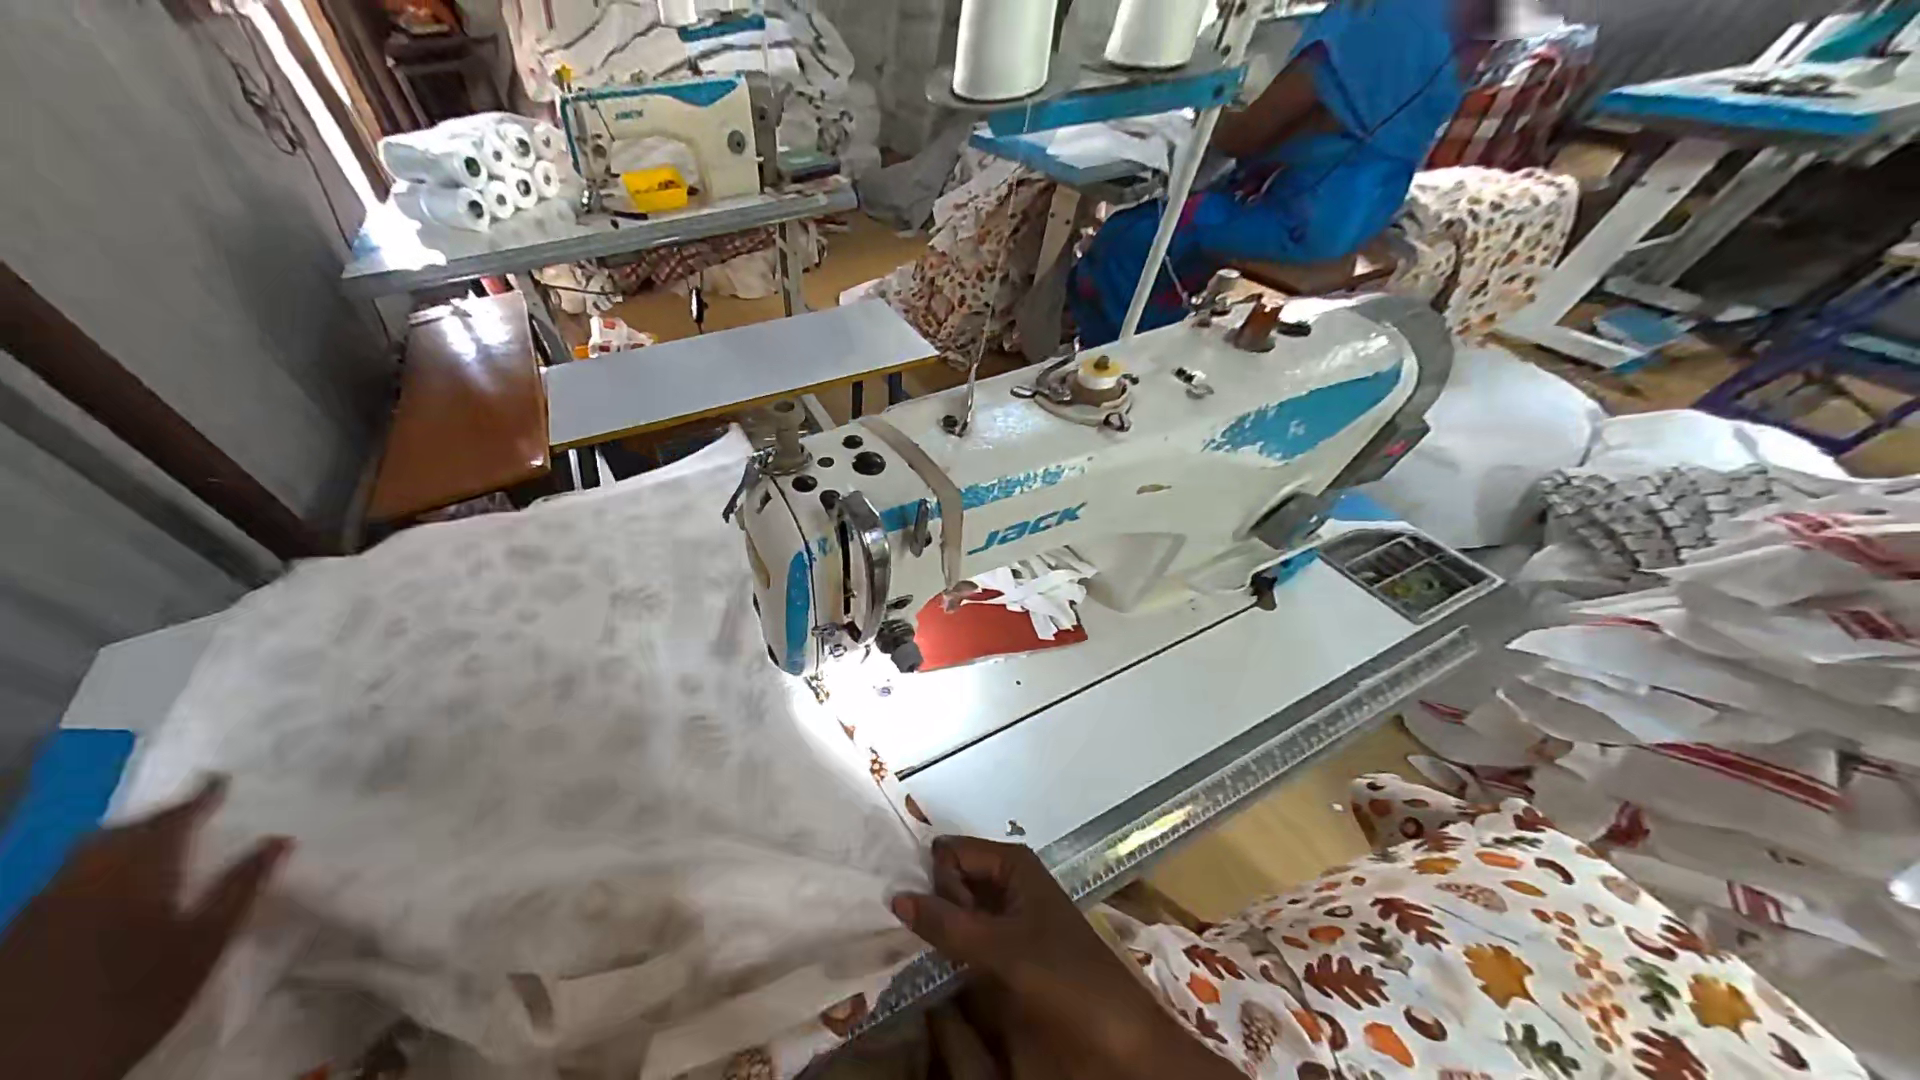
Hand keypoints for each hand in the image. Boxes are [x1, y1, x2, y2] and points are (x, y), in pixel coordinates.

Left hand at [0, 777, 289, 1079]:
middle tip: (195, 809)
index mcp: (137, 874)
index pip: (172, 820)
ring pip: (89, 852)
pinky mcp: (26, 931)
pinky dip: (102, 863)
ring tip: (160, 840)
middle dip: (158, 815)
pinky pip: (70, 877)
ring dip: (127, 837)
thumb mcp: (205, 943)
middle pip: (121, 831)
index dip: (199, 797)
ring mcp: (48, 906)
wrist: (31, 1064)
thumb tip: (280, 838)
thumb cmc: (138, 995)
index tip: (222, 779)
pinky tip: (117, 881)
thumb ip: (241, 886)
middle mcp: (87, 879)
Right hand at [890, 836, 1238, 1079]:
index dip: (934, 880)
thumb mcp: (1003, 949)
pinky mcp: (1008, 945)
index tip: (923, 916)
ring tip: (917, 951)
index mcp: (1012, 863)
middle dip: (931, 902)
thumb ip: (949, 924)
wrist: (1116, 1034)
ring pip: (958, 907)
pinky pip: (967, 933)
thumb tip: (895, 897)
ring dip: (938, 927)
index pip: (951, 852)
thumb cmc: (1065, 976)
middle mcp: (1009, 879)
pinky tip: (937, 965)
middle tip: (916, 937)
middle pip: (952, 877)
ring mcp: (1009, 913)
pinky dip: (950, 945)